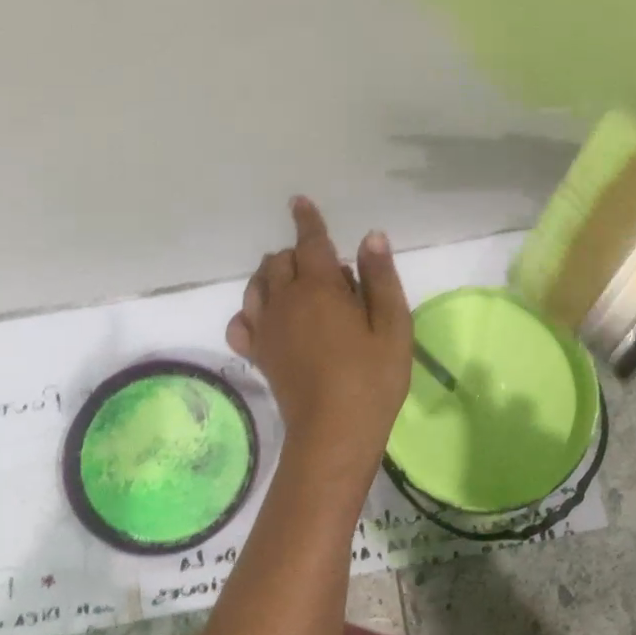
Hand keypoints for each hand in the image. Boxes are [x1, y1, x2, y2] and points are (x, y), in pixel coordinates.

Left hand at [226, 197, 412, 466]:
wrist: (335, 433)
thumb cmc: (372, 379)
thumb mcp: (393, 327)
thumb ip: (380, 278)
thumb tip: (370, 237)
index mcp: (320, 288)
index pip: (310, 243)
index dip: (307, 220)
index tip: (299, 202)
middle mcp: (285, 301)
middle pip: (280, 261)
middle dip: (298, 254)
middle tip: (330, 275)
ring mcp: (267, 328)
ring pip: (258, 285)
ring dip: (273, 276)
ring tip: (297, 288)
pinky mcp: (258, 354)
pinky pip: (242, 321)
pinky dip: (252, 311)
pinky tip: (270, 319)